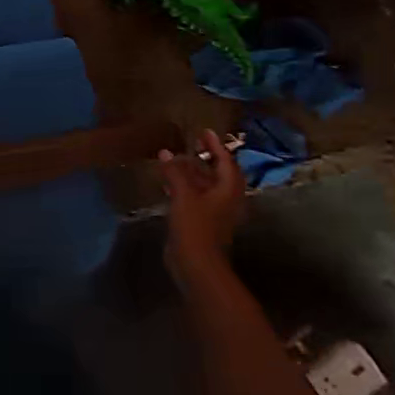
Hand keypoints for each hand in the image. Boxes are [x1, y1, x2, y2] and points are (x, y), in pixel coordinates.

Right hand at [158, 130, 246, 286]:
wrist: (196, 264)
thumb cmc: (195, 226)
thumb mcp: (184, 196)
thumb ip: (175, 172)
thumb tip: (166, 152)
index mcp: (228, 190)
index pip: (225, 161)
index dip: (215, 145)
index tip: (204, 131)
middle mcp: (225, 199)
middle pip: (218, 173)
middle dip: (206, 158)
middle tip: (192, 144)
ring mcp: (214, 212)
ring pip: (206, 186)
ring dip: (193, 172)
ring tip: (176, 160)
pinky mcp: (201, 222)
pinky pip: (195, 198)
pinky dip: (185, 187)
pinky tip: (169, 183)